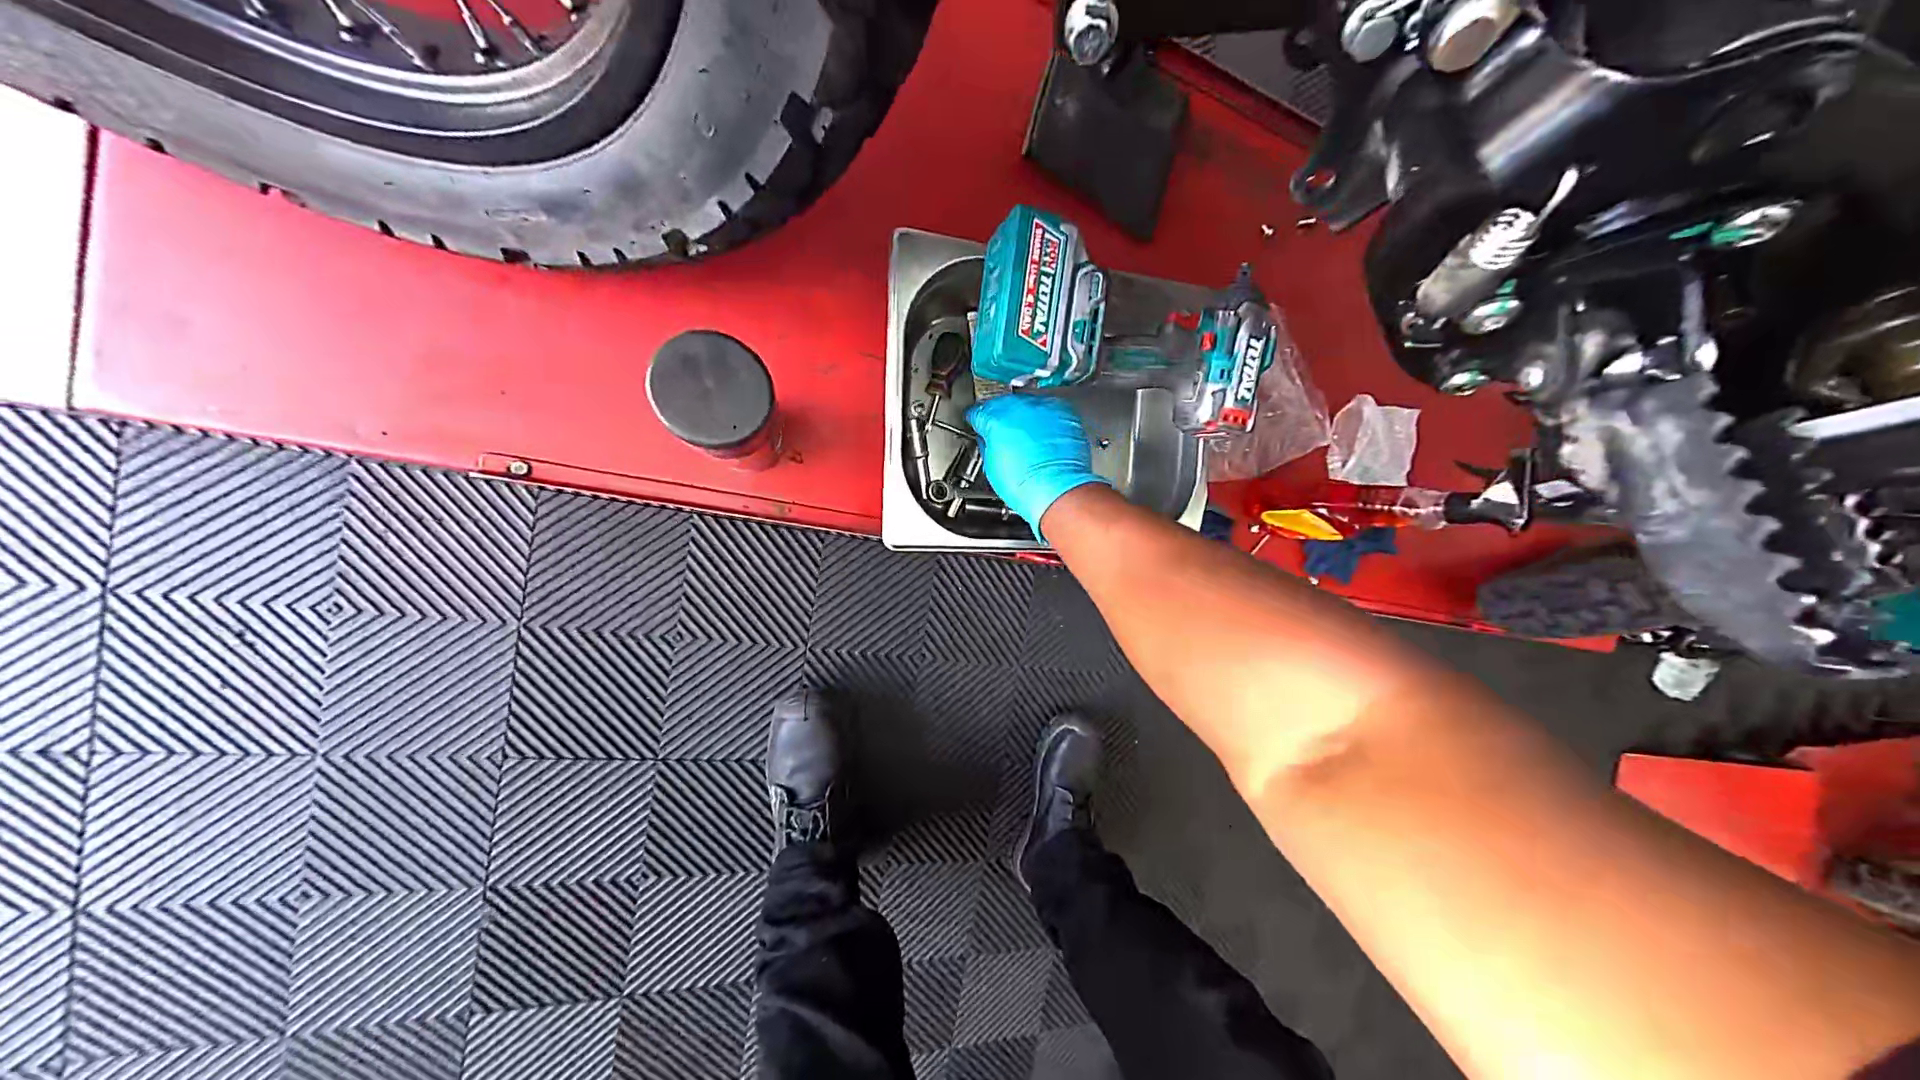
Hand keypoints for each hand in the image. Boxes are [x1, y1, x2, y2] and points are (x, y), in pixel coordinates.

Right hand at [965, 394, 1108, 534]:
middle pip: (1004, 405)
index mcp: (996, 417)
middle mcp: (1020, 406)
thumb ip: (986, 444)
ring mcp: (1044, 408)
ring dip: (1025, 419)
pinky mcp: (1065, 414)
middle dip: (1002, 419)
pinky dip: (1046, 422)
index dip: (977, 421)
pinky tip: (1044, 440)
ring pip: (1028, 405)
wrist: (1059, 491)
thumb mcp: (991, 466)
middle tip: (1005, 439)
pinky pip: (1050, 412)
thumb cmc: (1027, 484)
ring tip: (1027, 442)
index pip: (979, 411)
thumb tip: (988, 440)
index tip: (980, 426)